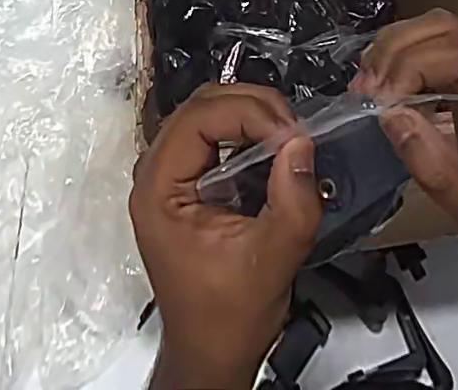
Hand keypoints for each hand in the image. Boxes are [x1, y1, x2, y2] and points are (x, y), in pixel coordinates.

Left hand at [130, 84, 322, 389]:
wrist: (211, 351)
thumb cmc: (223, 318)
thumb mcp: (268, 263)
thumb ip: (291, 204)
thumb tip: (301, 145)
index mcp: (158, 186)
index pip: (199, 118)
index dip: (248, 114)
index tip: (289, 134)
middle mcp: (156, 170)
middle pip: (202, 106)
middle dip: (253, 108)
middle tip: (294, 130)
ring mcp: (171, 171)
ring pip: (209, 113)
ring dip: (252, 115)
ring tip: (288, 137)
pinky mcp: (190, 176)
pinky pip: (217, 134)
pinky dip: (248, 132)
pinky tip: (274, 148)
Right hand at [353, 10, 457, 308]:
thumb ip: (435, 168)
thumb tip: (391, 116)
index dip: (411, 67)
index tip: (381, 99)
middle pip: (444, 29)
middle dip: (396, 50)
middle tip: (367, 87)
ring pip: (435, 29)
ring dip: (395, 49)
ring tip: (370, 84)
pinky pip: (433, 46)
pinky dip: (401, 57)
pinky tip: (383, 83)